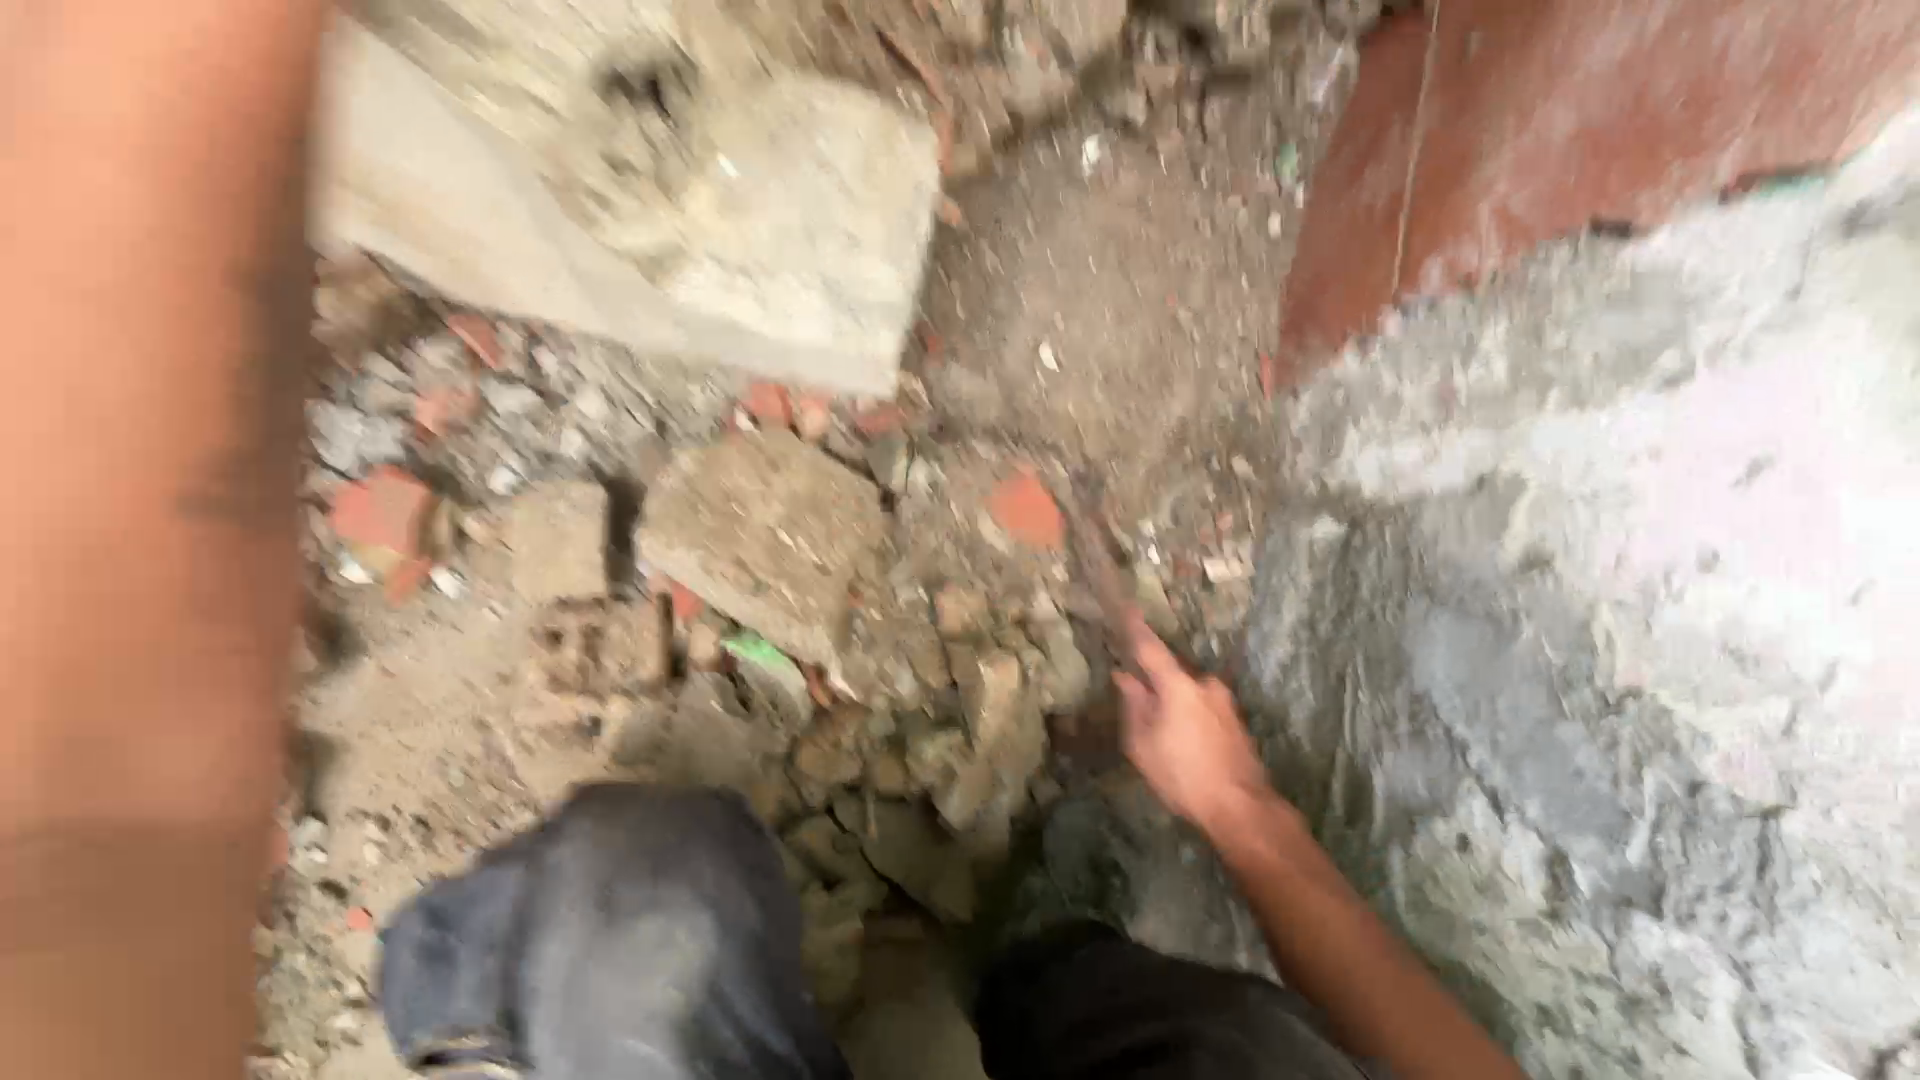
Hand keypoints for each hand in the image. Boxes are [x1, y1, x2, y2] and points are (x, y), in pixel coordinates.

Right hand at [1114, 616, 1273, 834]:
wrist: (1241, 807)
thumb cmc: (1183, 775)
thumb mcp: (1143, 745)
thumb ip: (1134, 705)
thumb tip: (1125, 678)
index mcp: (1178, 686)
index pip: (1151, 649)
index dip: (1137, 628)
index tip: (1128, 607)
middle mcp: (1205, 685)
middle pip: (1171, 675)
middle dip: (1155, 686)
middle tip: (1141, 711)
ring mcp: (1225, 702)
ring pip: (1188, 693)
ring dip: (1174, 706)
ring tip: (1164, 738)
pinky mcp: (1236, 721)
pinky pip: (1203, 708)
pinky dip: (1190, 717)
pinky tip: (1185, 746)